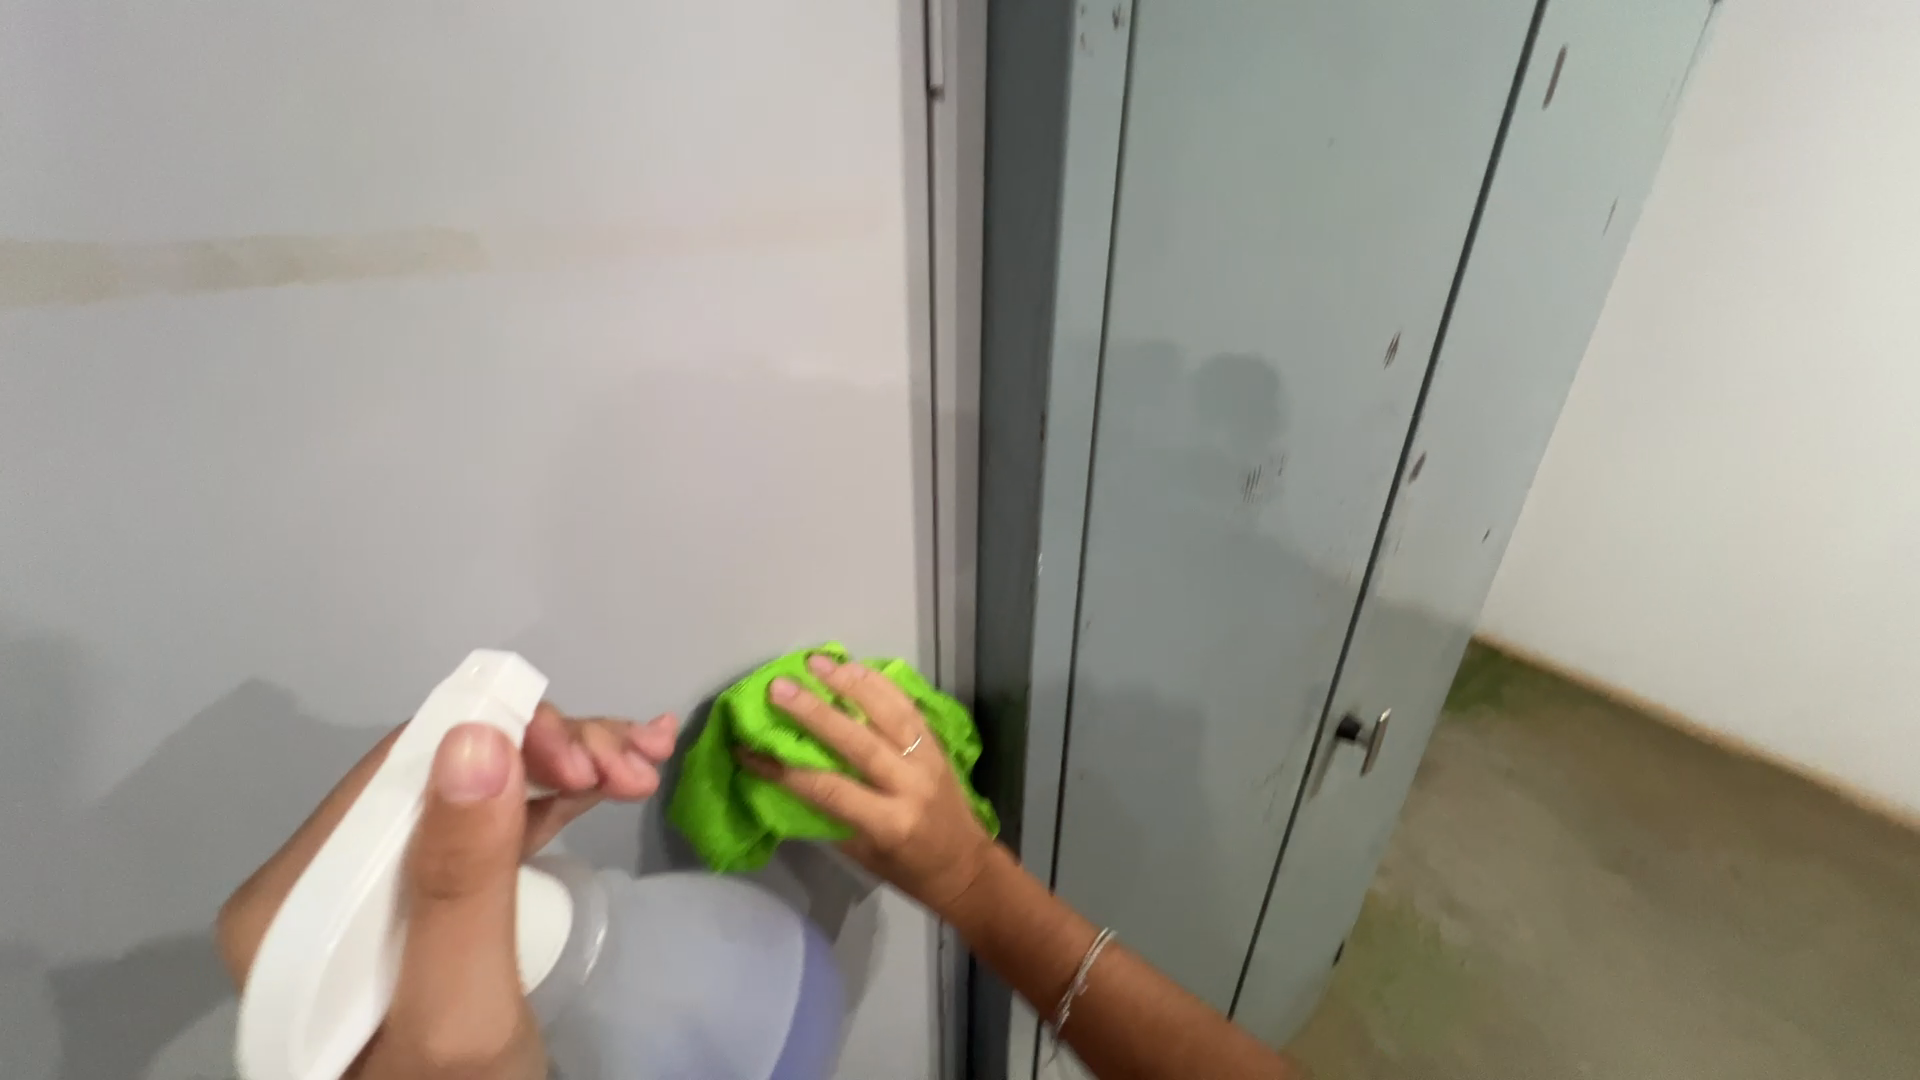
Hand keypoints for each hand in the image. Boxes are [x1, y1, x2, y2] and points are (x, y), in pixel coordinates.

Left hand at [217, 705, 677, 1077]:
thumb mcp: (459, 1010)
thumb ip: (459, 883)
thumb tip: (477, 737)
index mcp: (302, 897)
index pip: (410, 766)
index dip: (509, 738)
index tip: (591, 762)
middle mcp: (337, 875)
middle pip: (459, 765)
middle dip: (560, 750)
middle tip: (638, 768)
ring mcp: (394, 882)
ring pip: (493, 780)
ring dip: (580, 758)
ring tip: (651, 757)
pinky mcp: (443, 893)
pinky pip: (508, 815)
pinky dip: (572, 785)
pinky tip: (624, 770)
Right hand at [739, 653, 995, 919]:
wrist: (967, 865)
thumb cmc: (908, 869)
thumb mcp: (862, 854)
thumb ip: (830, 815)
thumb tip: (787, 776)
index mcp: (888, 823)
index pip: (829, 790)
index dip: (785, 770)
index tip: (748, 750)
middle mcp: (909, 785)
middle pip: (858, 741)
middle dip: (816, 712)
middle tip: (779, 687)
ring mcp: (927, 759)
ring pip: (887, 712)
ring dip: (850, 683)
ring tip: (817, 663)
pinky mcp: (937, 742)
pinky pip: (907, 706)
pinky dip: (880, 683)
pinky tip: (856, 667)